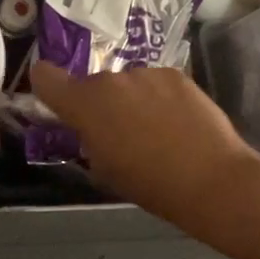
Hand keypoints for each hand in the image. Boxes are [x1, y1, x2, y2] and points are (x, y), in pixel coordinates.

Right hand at [30, 61, 259, 220]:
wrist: (214, 180)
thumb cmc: (152, 186)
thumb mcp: (105, 171)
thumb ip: (89, 142)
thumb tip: (90, 131)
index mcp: (85, 105)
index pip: (45, 77)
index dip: (45, 84)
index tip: (55, 99)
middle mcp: (110, 79)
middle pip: (93, 86)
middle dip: (102, 105)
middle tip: (121, 135)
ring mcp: (144, 72)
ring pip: (128, 84)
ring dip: (133, 101)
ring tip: (158, 133)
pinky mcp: (175, 73)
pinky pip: (156, 83)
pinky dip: (161, 99)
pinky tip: (180, 124)